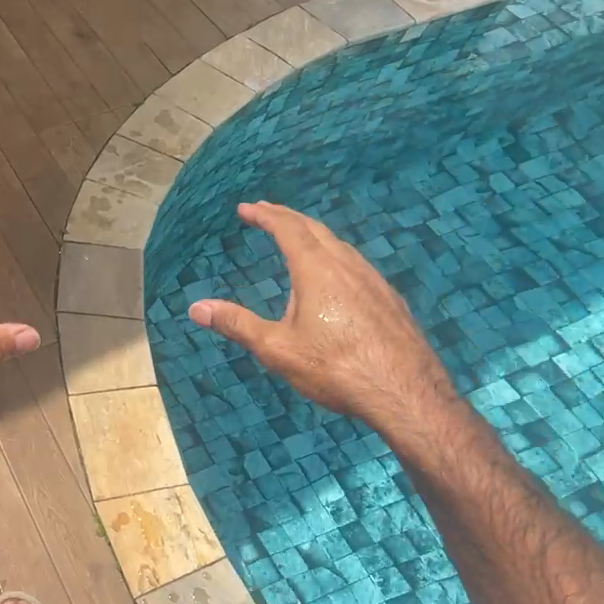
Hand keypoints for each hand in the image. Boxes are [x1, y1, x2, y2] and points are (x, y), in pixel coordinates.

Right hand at [189, 202, 461, 435]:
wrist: (408, 396)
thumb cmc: (336, 368)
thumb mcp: (277, 348)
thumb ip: (237, 324)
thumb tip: (196, 308)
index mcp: (317, 270)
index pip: (288, 229)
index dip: (265, 215)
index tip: (245, 208)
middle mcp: (347, 266)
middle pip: (315, 229)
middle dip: (287, 217)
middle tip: (266, 211)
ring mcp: (374, 282)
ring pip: (340, 245)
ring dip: (314, 234)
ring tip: (298, 237)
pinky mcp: (390, 301)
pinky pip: (357, 264)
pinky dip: (335, 253)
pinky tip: (337, 275)